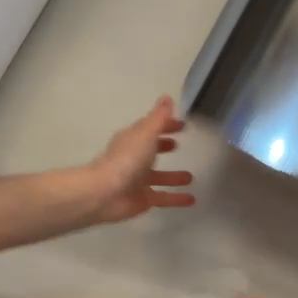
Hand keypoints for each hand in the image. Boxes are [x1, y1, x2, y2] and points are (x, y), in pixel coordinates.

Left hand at [80, 97, 195, 223]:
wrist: (105, 193)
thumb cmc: (126, 160)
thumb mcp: (146, 134)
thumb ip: (159, 118)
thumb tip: (167, 97)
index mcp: (133, 140)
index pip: (151, 128)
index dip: (165, 125)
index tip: (182, 124)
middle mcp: (135, 158)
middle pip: (152, 150)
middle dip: (165, 146)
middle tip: (180, 145)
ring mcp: (138, 180)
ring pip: (159, 176)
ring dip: (173, 176)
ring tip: (190, 177)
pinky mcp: (143, 199)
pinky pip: (163, 198)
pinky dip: (176, 199)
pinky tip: (192, 200)